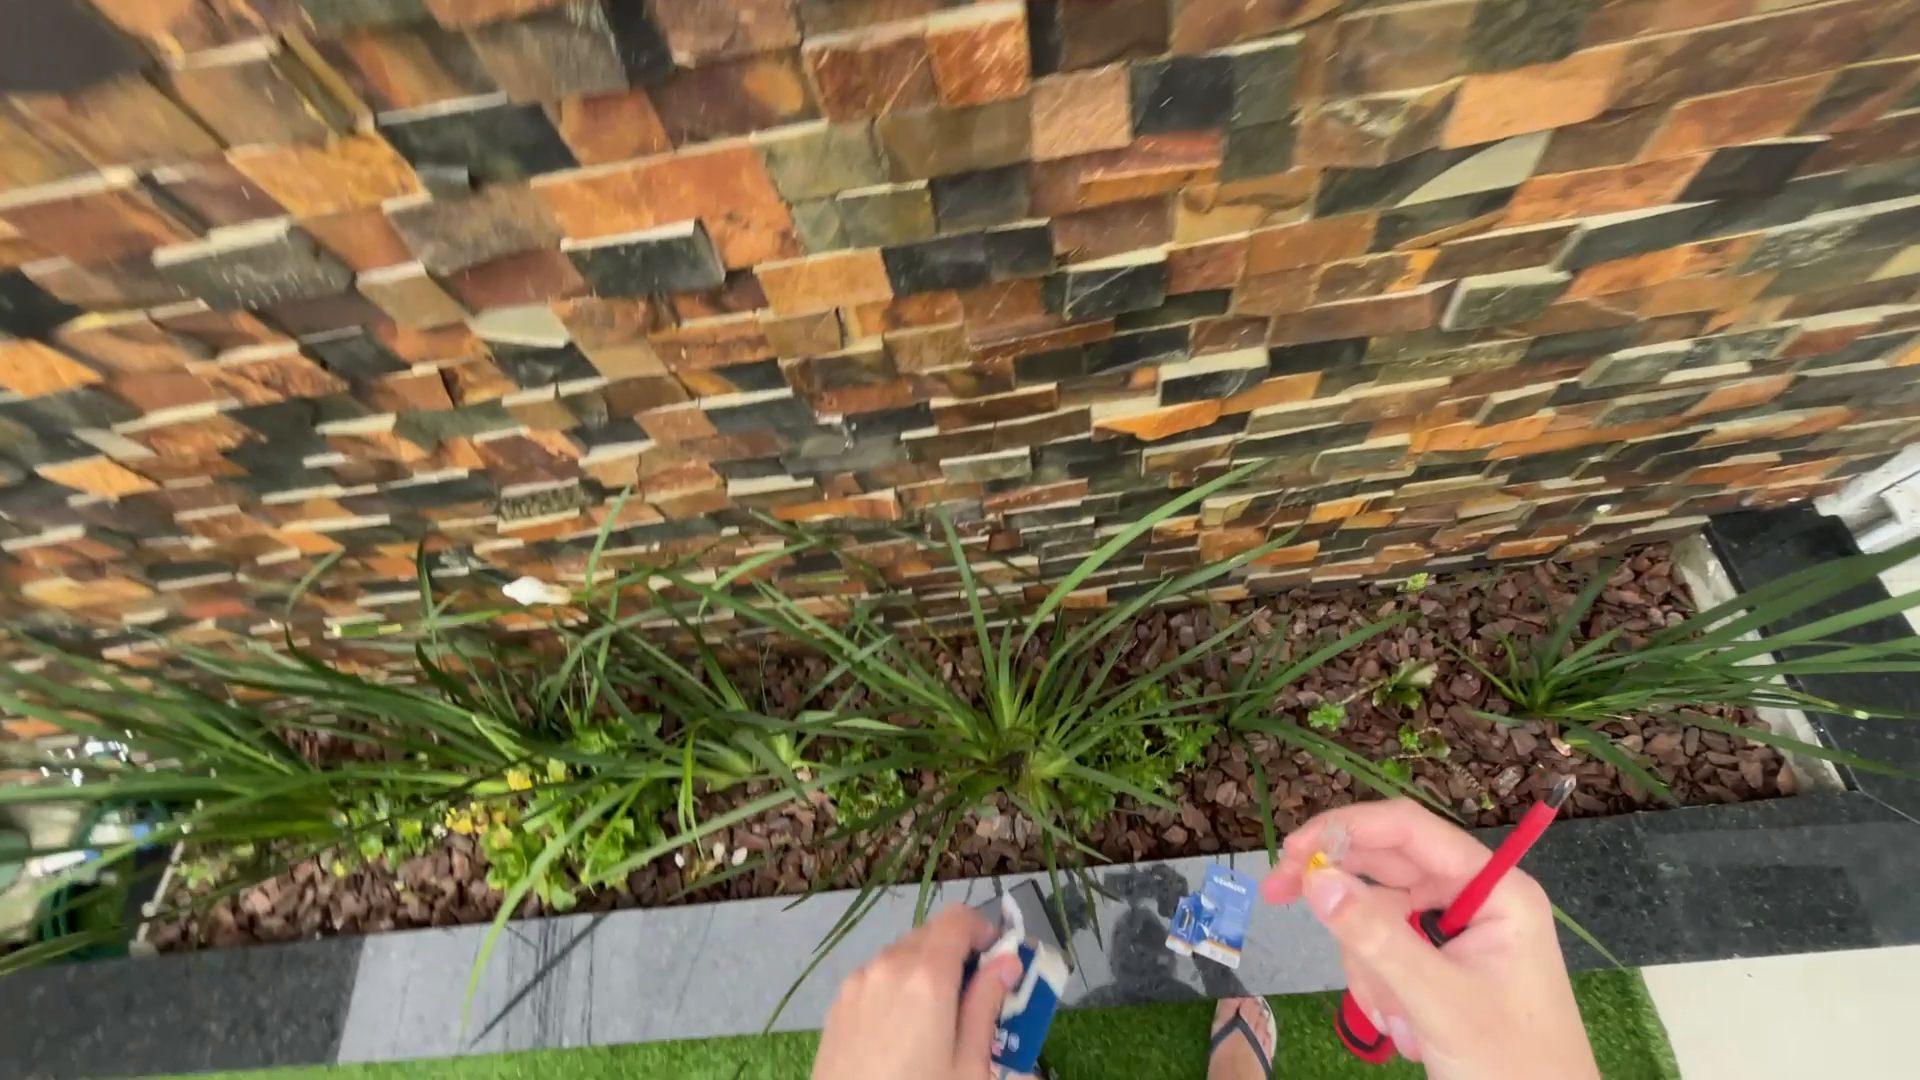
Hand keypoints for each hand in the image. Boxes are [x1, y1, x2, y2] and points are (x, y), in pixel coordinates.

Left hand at [812, 905, 1024, 1079]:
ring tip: (936, 1020)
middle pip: (931, 933)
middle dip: (957, 953)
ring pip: (902, 953)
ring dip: (925, 968)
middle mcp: (889, 964)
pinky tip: (900, 1031)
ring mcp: (859, 981)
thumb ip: (986, 1006)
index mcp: (926, 975)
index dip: (982, 930)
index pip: (958, 918)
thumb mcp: (968, 1068)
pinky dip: (897, 985)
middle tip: (972, 997)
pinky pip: (877, 975)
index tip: (996, 960)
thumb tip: (1007, 962)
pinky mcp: (838, 1002)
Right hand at [1262, 800, 1598, 1079]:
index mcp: (1494, 888)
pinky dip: (1372, 978)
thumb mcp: (1439, 1002)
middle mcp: (1472, 894)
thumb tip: (1313, 876)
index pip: (1406, 828)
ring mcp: (1453, 925)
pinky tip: (1395, 1022)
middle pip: (1381, 862)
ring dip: (1364, 958)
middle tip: (1277, 893)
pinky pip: (1379, 941)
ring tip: (1390, 1016)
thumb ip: (1375, 937)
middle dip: (1337, 888)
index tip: (1293, 850)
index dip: (1345, 828)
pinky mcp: (1436, 955)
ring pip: (1373, 907)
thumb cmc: (1514, 1070)